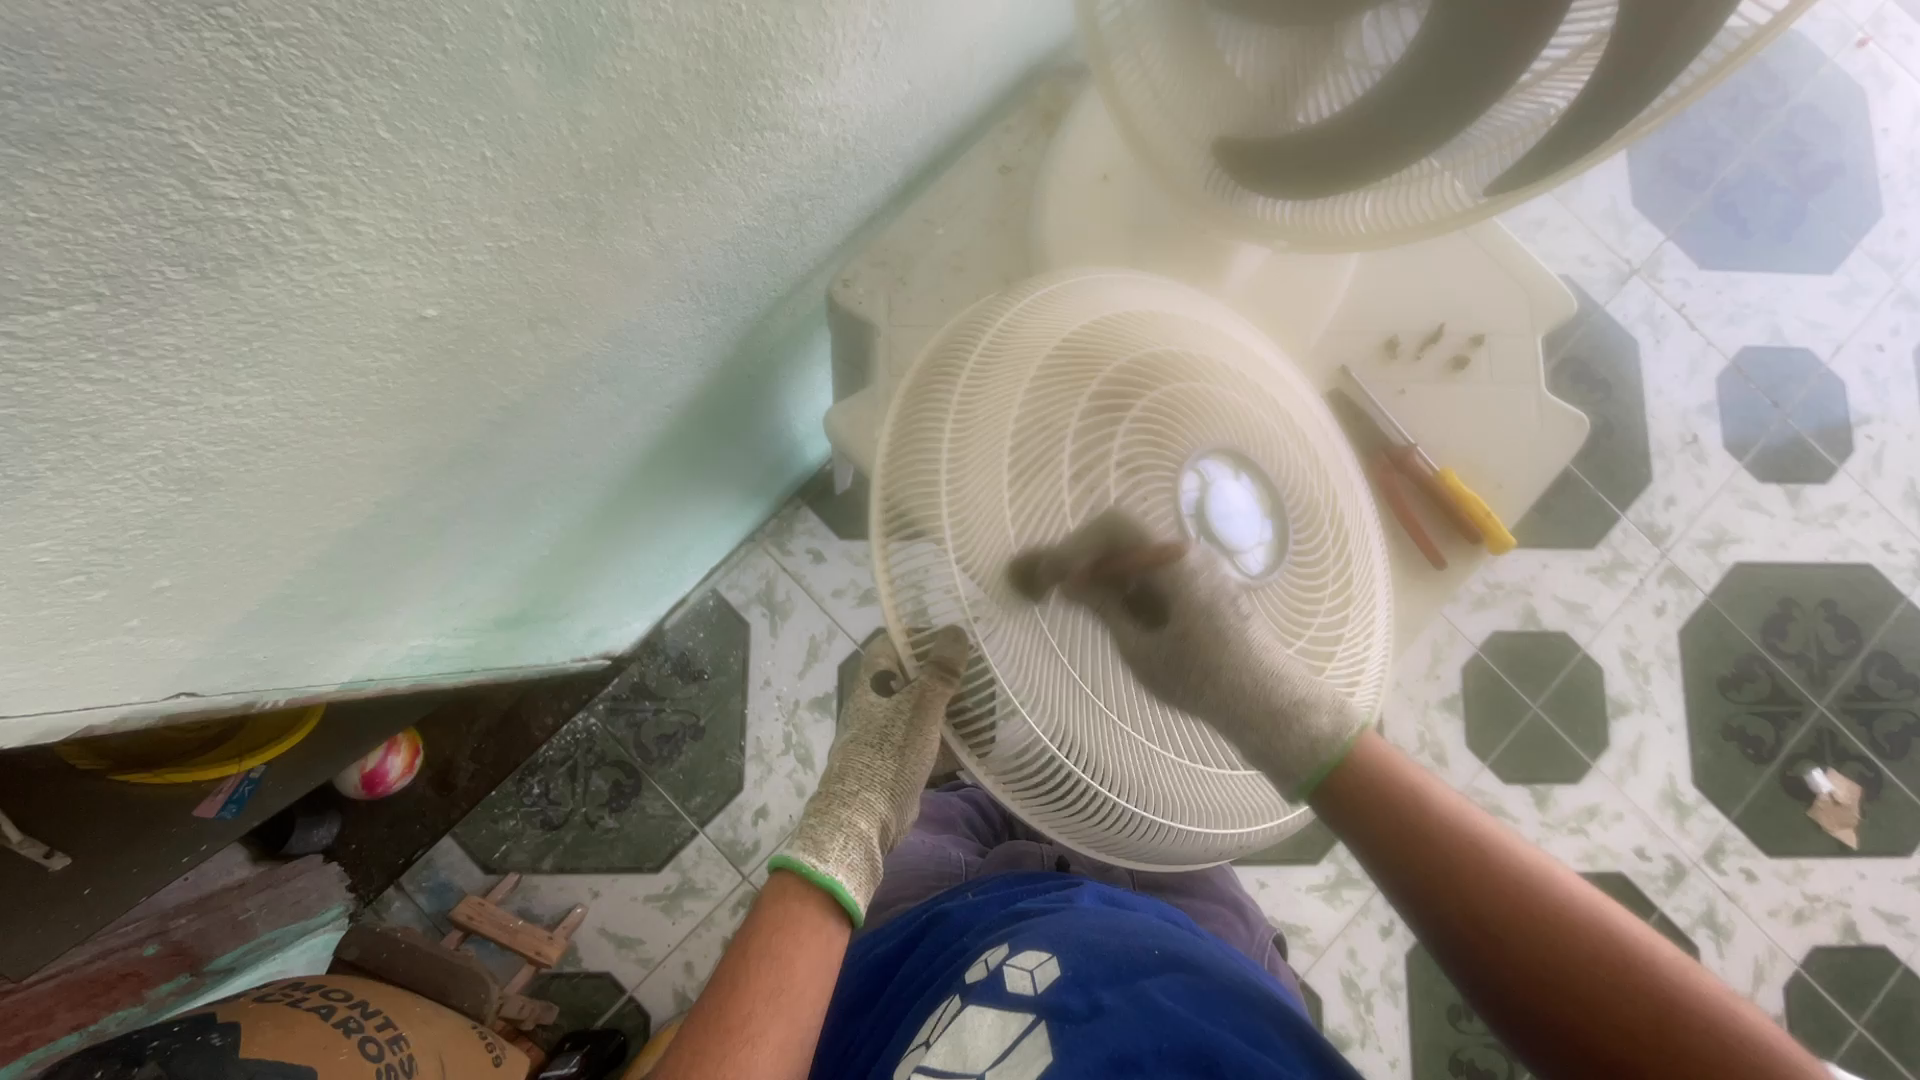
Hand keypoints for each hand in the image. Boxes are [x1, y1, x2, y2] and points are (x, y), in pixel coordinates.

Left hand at [768, 626, 969, 926]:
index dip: (919, 633)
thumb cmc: (888, 753)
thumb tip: (956, 631)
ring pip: (923, 709)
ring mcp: (887, 734)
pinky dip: (952, 739)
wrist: (865, 818)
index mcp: (873, 682)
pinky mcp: (899, 762)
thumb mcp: (920, 706)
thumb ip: (940, 670)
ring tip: (987, 697)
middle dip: (943, 671)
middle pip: (912, 676)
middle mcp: (878, 703)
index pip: (892, 643)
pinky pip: (930, 741)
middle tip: (979, 665)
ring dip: (951, 705)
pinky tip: (981, 739)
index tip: (953, 634)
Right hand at [1008, 509, 1366, 798]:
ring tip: (1079, 602)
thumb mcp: (1139, 647)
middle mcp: (1187, 553)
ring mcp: (1199, 567)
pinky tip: (1114, 611)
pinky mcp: (1204, 586)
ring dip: (1105, 570)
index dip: (1074, 546)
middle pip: (1123, 535)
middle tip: (1055, 586)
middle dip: (1084, 557)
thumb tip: (1070, 582)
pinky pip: (1156, 570)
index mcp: (1172, 560)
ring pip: (1138, 553)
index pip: (1112, 527)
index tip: (1053, 577)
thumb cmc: (1200, 679)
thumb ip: (1103, 607)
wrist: (1266, 702)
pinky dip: (1127, 582)